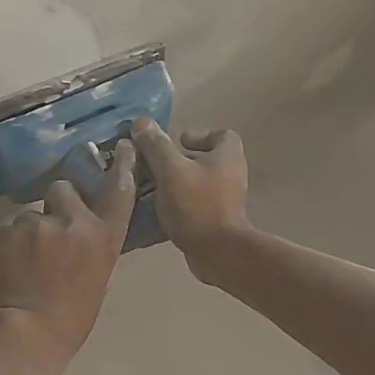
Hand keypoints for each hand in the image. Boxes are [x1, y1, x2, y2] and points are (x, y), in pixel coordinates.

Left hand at [0, 143, 137, 363]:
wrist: (28, 335)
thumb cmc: (72, 318)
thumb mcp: (97, 276)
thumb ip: (92, 245)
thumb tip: (79, 233)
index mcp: (104, 236)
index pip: (118, 190)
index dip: (122, 166)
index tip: (123, 147)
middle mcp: (75, 221)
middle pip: (63, 189)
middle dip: (56, 203)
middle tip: (49, 230)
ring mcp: (39, 223)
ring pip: (32, 213)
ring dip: (30, 230)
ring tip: (25, 260)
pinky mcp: (8, 231)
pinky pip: (8, 229)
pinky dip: (9, 244)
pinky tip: (9, 266)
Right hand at [130, 120, 252, 283]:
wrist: (217, 252)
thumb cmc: (197, 205)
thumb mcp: (171, 170)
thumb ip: (156, 146)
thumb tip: (141, 122)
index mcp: (228, 155)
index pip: (221, 134)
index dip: (199, 134)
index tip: (177, 143)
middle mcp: (232, 173)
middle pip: (206, 158)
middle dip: (180, 160)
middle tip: (156, 166)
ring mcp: (227, 198)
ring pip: (199, 182)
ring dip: (177, 183)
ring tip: (152, 188)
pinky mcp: (219, 219)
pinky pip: (197, 203)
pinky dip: (180, 203)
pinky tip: (159, 210)